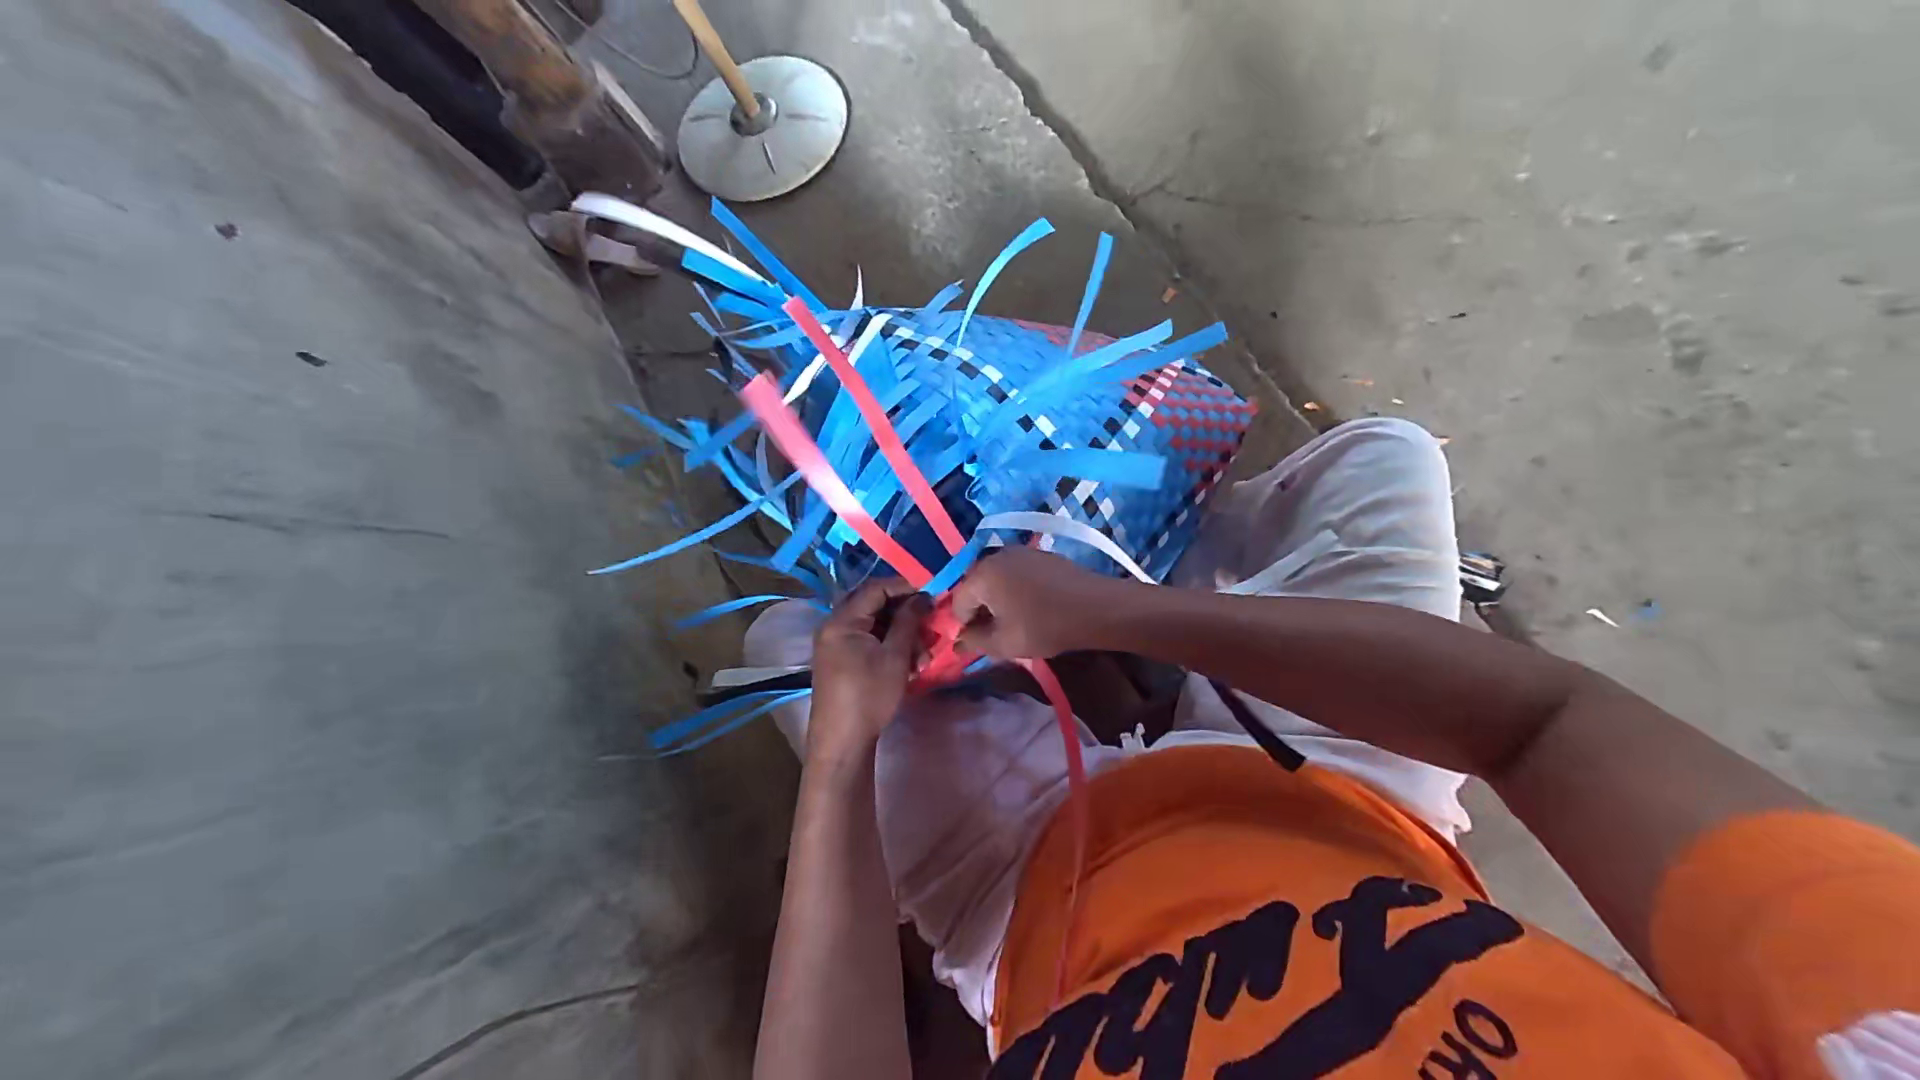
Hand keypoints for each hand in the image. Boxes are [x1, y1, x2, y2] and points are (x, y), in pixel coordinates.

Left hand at [808, 578, 927, 760]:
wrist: (843, 742)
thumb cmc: (869, 696)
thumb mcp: (895, 656)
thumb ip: (909, 621)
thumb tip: (924, 596)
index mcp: (841, 621)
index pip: (875, 589)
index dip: (906, 586)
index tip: (933, 591)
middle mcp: (834, 627)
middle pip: (875, 606)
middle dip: (906, 614)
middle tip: (930, 622)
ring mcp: (837, 645)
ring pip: (875, 626)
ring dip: (902, 634)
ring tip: (924, 655)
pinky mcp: (843, 661)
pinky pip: (869, 642)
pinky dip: (890, 647)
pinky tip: (911, 664)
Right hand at [949, 547, 1133, 658]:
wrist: (1097, 607)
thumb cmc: (1045, 627)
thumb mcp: (1004, 643)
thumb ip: (974, 642)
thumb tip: (956, 642)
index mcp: (981, 575)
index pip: (957, 603)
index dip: (965, 626)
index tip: (983, 642)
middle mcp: (996, 556)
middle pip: (975, 587)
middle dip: (981, 610)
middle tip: (999, 632)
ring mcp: (1019, 551)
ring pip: (995, 579)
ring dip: (998, 600)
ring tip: (1016, 620)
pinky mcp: (1039, 554)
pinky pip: (1014, 573)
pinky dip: (1015, 588)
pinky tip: (1033, 605)